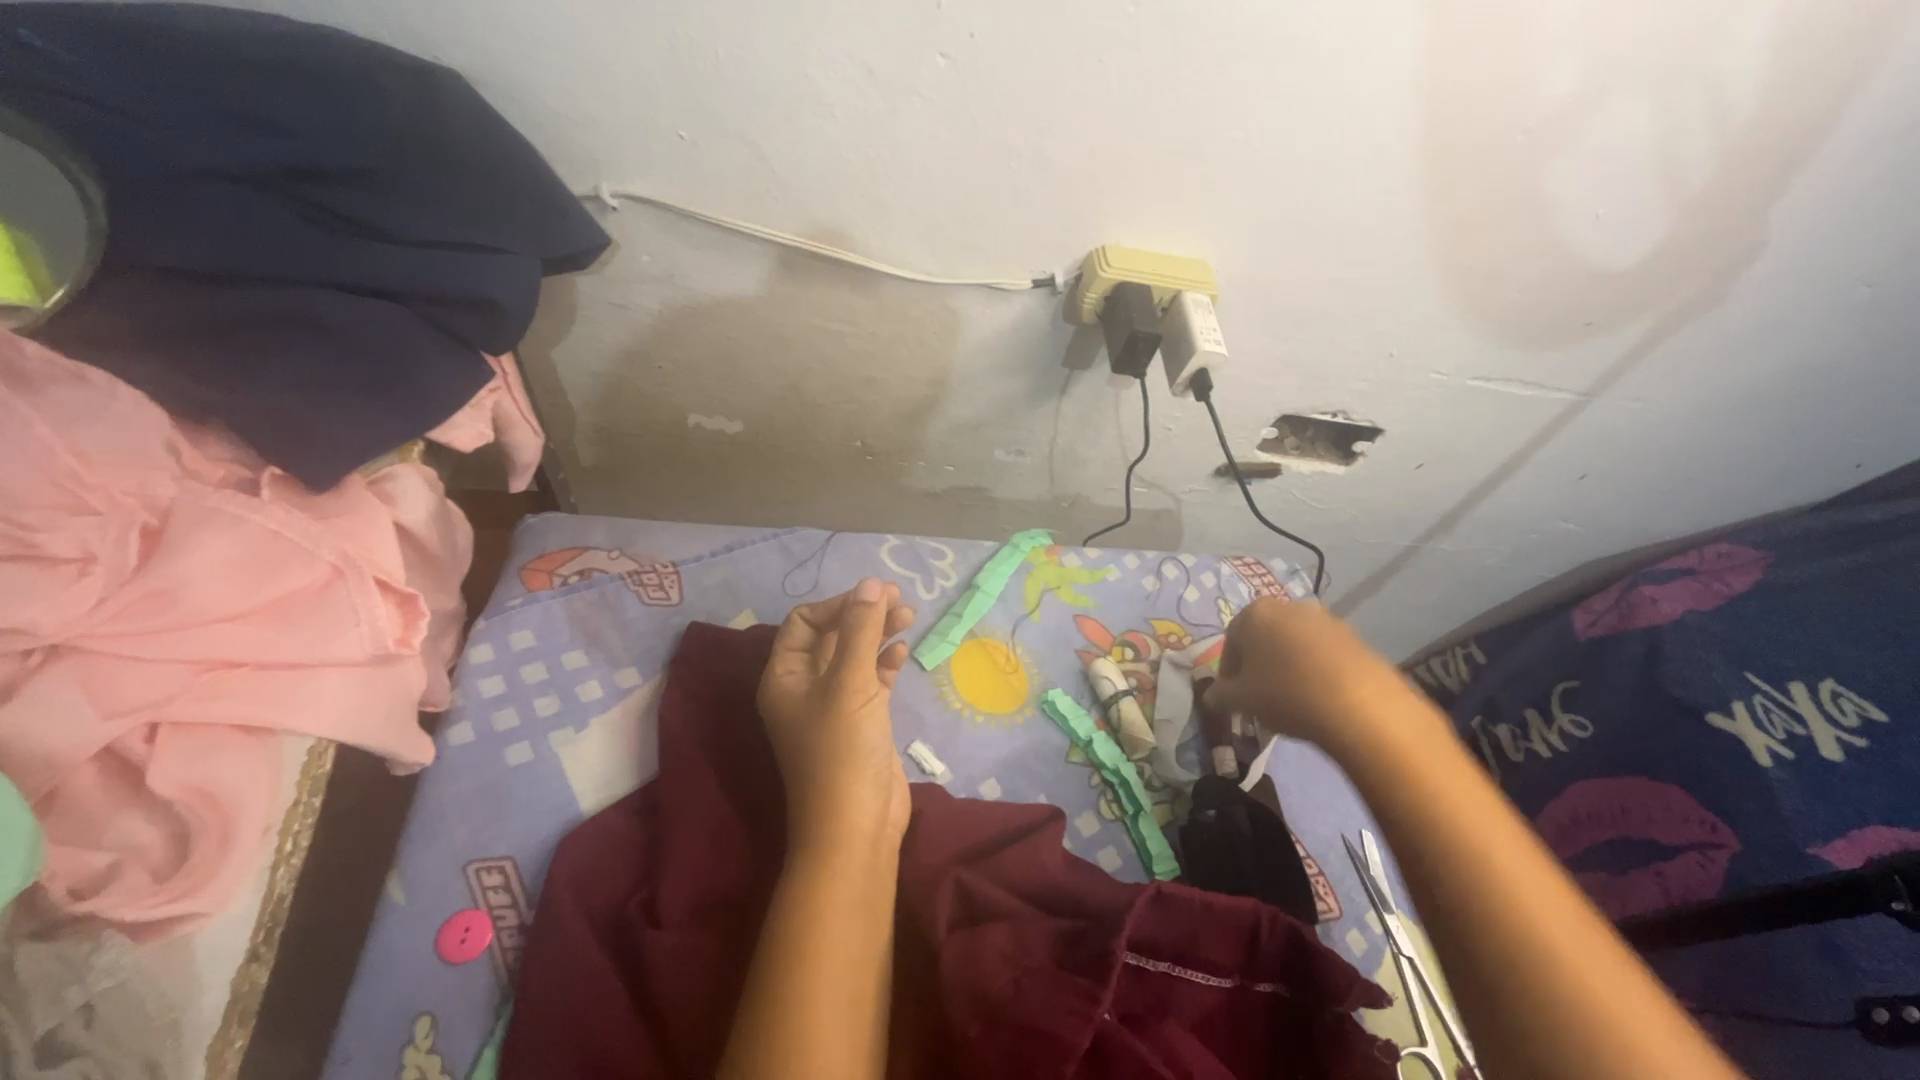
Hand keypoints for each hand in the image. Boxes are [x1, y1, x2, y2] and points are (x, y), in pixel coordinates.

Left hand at [757, 579, 916, 855]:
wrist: (856, 825)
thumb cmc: (841, 749)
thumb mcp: (849, 683)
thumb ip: (861, 630)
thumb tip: (871, 584)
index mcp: (785, 677)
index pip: (804, 623)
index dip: (837, 605)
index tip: (873, 596)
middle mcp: (804, 688)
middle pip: (832, 636)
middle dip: (862, 614)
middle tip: (899, 598)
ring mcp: (834, 707)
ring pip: (855, 657)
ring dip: (878, 634)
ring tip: (909, 615)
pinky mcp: (862, 723)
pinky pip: (871, 681)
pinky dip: (885, 663)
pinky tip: (904, 650)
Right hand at [1202, 598, 1431, 754]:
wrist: (1359, 705)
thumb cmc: (1285, 694)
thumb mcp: (1241, 701)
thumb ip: (1220, 695)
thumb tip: (1211, 696)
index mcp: (1255, 613)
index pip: (1231, 641)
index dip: (1229, 671)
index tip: (1234, 696)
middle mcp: (1290, 606)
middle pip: (1265, 638)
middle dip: (1260, 665)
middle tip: (1261, 697)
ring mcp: (1327, 620)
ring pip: (1296, 645)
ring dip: (1289, 666)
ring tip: (1293, 700)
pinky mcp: (1356, 638)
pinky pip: (1325, 655)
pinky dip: (1317, 671)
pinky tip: (1320, 698)